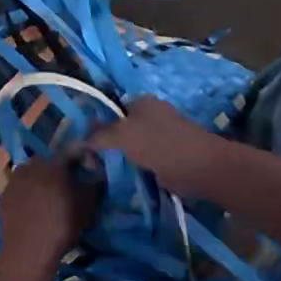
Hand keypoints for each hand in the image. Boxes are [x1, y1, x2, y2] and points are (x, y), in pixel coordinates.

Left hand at [0, 151, 95, 270]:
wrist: (28, 251)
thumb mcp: (87, 206)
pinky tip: (33, 207)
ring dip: (41, 180)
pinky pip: (20, 188)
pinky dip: (27, 192)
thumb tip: (98, 175)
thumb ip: (94, 185)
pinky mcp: (4, 196)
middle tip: (68, 184)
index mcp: (53, 164)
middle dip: (60, 169)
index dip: (83, 157)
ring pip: (32, 173)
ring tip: (49, 196)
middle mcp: (31, 166)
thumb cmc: (61, 226)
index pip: (72, 151)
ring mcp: (14, 181)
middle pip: (49, 161)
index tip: (90, 168)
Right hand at [86, 97, 228, 199]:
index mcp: (141, 101)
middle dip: (103, 145)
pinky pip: (141, 160)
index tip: (82, 147)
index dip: (92, 126)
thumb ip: (99, 135)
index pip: (108, 109)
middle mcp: (150, 115)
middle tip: (91, 165)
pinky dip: (131, 168)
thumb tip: (79, 141)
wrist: (200, 168)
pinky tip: (121, 178)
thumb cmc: (160, 145)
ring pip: (128, 146)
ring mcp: (160, 135)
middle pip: (117, 128)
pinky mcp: (166, 155)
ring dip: (116, 159)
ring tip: (102, 173)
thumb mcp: (123, 136)